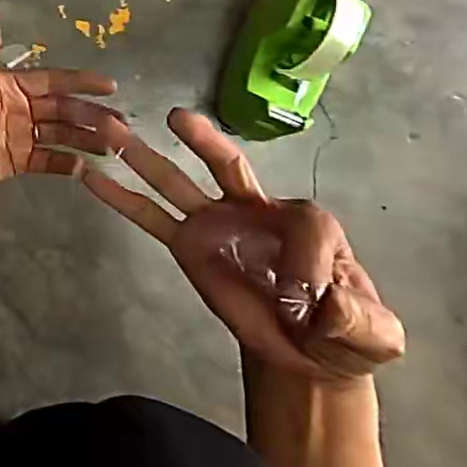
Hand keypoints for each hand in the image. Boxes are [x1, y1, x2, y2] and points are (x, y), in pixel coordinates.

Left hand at [0, 8, 119, 190]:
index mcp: (15, 86)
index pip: (55, 81)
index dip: (82, 82)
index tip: (109, 86)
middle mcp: (24, 109)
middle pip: (64, 110)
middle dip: (92, 115)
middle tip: (120, 124)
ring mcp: (23, 136)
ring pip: (62, 135)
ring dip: (86, 138)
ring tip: (112, 145)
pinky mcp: (20, 161)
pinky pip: (47, 161)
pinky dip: (65, 164)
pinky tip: (83, 168)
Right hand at [84, 108, 404, 382]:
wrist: (310, 353)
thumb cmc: (345, 330)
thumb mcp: (374, 332)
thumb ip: (360, 318)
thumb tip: (324, 304)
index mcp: (306, 220)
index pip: (302, 222)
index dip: (307, 265)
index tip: (310, 311)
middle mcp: (255, 210)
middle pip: (225, 165)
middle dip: (200, 139)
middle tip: (173, 114)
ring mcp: (216, 226)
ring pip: (177, 183)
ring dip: (144, 156)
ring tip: (109, 127)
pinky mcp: (189, 249)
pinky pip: (151, 219)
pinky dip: (122, 199)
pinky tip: (92, 177)